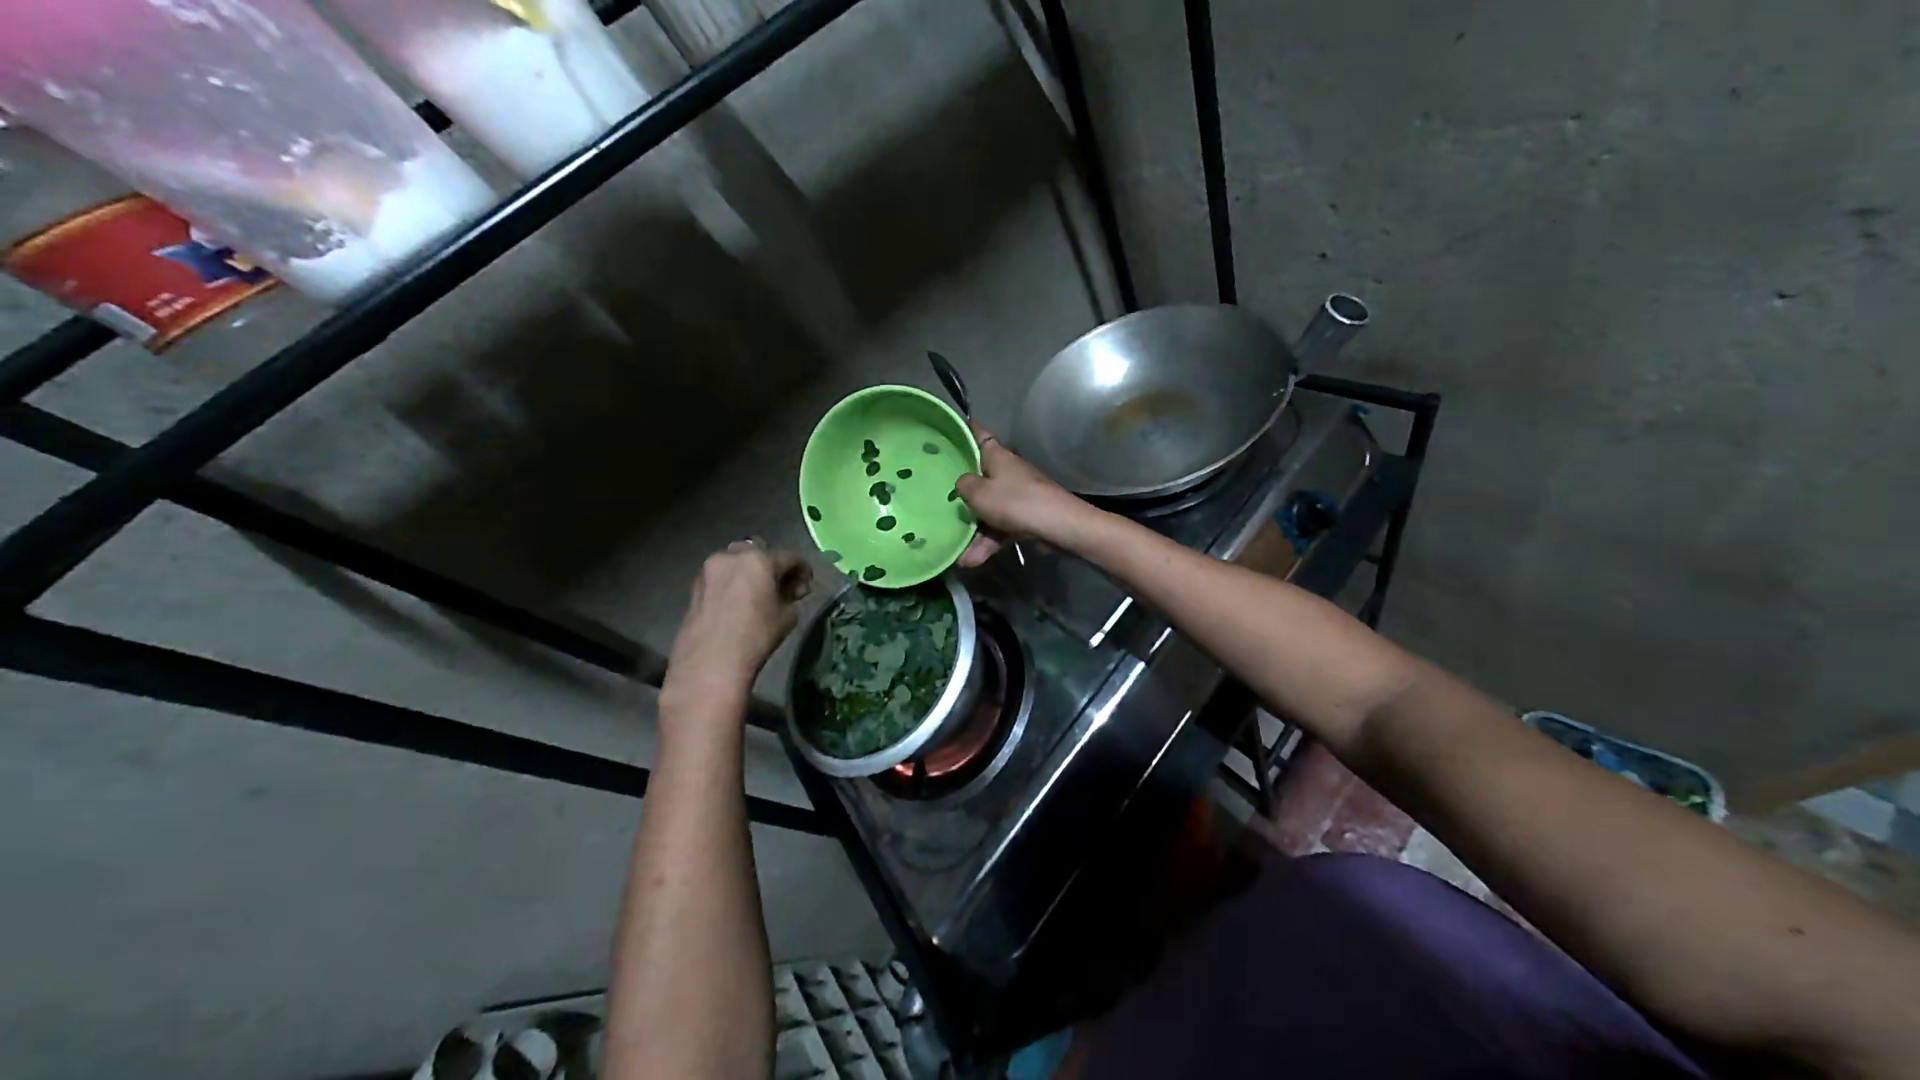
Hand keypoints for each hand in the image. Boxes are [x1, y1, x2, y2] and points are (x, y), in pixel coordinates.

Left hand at [661, 539, 812, 711]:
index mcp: (759, 559)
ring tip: (757, 593)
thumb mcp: (787, 616)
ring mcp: (710, 568)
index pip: (790, 557)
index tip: (806, 586)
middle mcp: (732, 556)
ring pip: (736, 560)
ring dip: (750, 570)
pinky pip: (721, 574)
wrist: (710, 662)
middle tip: (781, 586)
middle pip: (759, 550)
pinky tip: (738, 602)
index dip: (803, 570)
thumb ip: (790, 596)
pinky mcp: (695, 584)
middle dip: (773, 564)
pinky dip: (733, 581)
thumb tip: (786, 591)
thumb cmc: (756, 636)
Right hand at [955, 421, 1090, 566]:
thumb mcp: (978, 492)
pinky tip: (972, 561)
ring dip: (973, 532)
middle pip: (979, 478)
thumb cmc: (1014, 501)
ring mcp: (1016, 495)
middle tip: (937, 499)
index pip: (977, 434)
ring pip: (987, 510)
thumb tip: (962, 483)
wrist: (1057, 526)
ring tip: (958, 554)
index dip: (963, 430)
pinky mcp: (1024, 517)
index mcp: (997, 456)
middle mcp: (1007, 472)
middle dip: (961, 494)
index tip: (946, 431)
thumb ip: (963, 485)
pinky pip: (999, 528)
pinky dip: (987, 542)